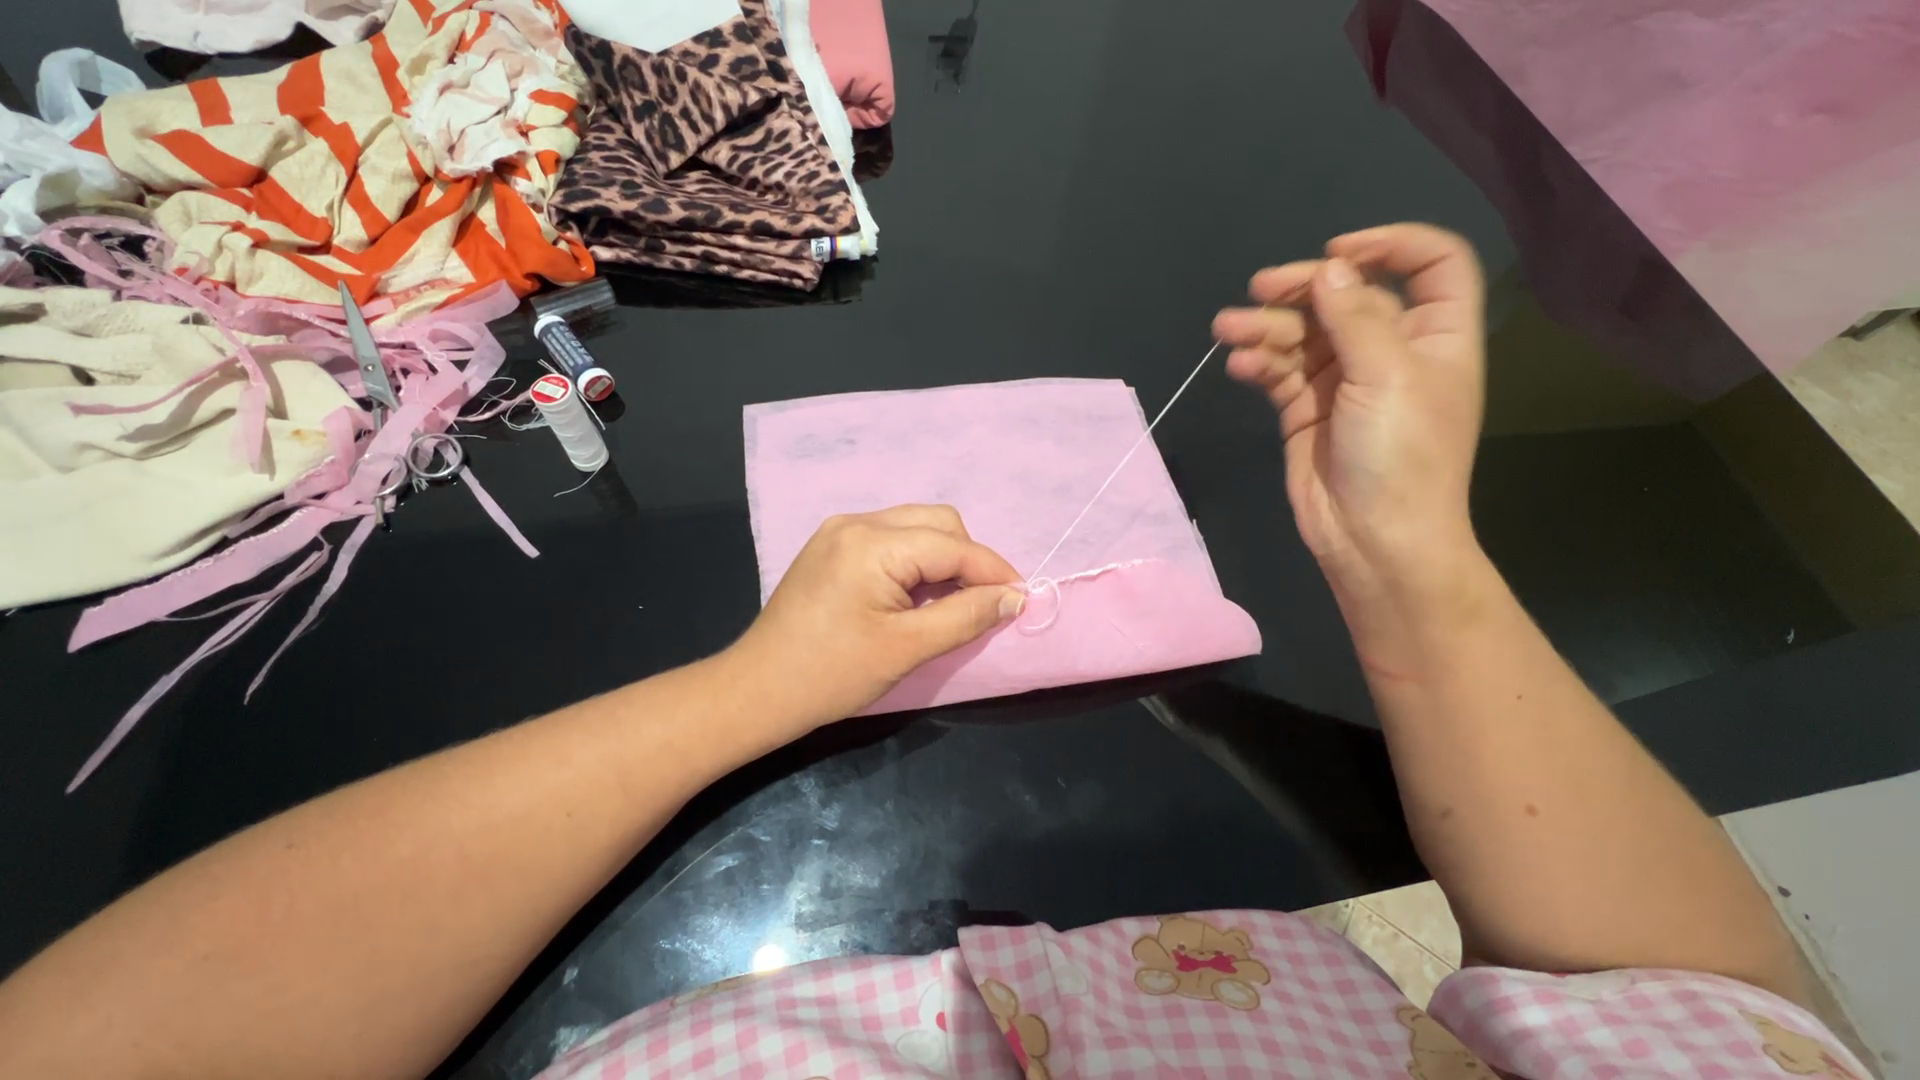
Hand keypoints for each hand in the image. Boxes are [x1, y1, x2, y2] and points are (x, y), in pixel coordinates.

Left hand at [730, 505, 1024, 730]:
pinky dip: (916, 561)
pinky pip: (891, 538)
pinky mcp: (831, 547)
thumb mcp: (908, 648)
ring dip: (944, 558)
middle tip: (985, 604)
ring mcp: (839, 531)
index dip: (994, 571)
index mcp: (872, 543)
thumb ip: (966, 616)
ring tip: (954, 602)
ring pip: (916, 526)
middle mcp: (856, 522)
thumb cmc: (832, 674)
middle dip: (969, 560)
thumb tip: (1015, 597)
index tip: (1023, 599)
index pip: (953, 545)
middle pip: (937, 523)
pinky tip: (919, 595)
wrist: (758, 690)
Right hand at [1213, 224, 1485, 597]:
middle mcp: (1391, 350)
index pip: (1431, 264)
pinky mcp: (1305, 409)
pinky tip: (1240, 367)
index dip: (1392, 245)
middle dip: (1302, 289)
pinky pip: (1279, 372)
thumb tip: (1328, 268)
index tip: (1341, 254)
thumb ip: (1355, 316)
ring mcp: (1344, 380)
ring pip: (1303, 334)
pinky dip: (1259, 363)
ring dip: (1266, 327)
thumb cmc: (1402, 456)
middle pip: (1347, 295)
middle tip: (1261, 289)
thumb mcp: (1387, 377)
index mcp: (1434, 335)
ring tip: (1228, 330)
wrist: (1374, 540)